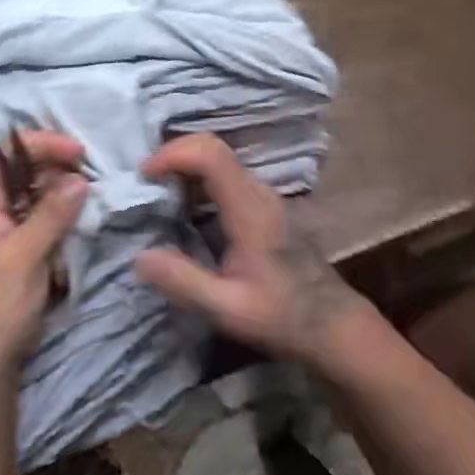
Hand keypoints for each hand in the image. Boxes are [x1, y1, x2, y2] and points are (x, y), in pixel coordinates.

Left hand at [0, 129, 89, 370]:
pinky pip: (49, 225)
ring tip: (95, 201)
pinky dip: (67, 222)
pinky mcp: (27, 254)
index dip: (42, 145)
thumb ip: (51, 215)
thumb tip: (79, 179)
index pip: (11, 154)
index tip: (78, 152)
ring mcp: (12, 233)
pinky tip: (84, 226)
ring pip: (43, 199)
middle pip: (30, 174)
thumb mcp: (24, 256)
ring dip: (67, 197)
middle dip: (61, 171)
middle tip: (95, 180)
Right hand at [134, 134, 374, 366]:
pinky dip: (193, 178)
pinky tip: (180, 207)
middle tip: (144, 184)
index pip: (211, 155)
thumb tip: (139, 256)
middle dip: (171, 155)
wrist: (335, 327)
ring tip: (155, 194)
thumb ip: (184, 282)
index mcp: (251, 210)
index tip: (145, 175)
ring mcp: (263, 196)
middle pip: (211, 148)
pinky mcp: (261, 204)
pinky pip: (222, 174)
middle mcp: (258, 193)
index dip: (173, 154)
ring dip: (181, 166)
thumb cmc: (283, 317)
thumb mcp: (229, 310)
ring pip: (216, 158)